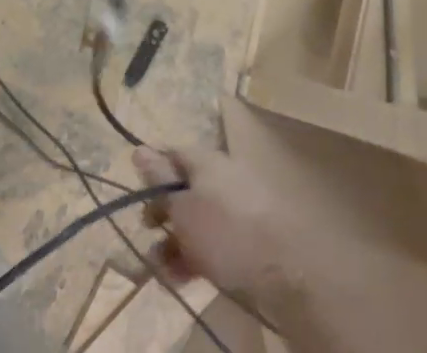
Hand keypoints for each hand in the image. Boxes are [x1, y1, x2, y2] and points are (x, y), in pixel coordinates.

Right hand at [133, 146, 294, 295]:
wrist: (288, 274)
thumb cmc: (224, 232)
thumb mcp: (181, 206)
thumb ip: (158, 180)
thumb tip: (139, 149)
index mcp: (207, 162)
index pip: (172, 154)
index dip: (151, 171)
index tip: (138, 195)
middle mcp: (226, 178)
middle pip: (185, 190)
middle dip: (163, 215)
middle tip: (149, 234)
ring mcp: (244, 208)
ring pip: (201, 220)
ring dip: (177, 242)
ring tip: (164, 269)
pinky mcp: (257, 239)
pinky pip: (219, 240)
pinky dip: (200, 255)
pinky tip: (187, 276)